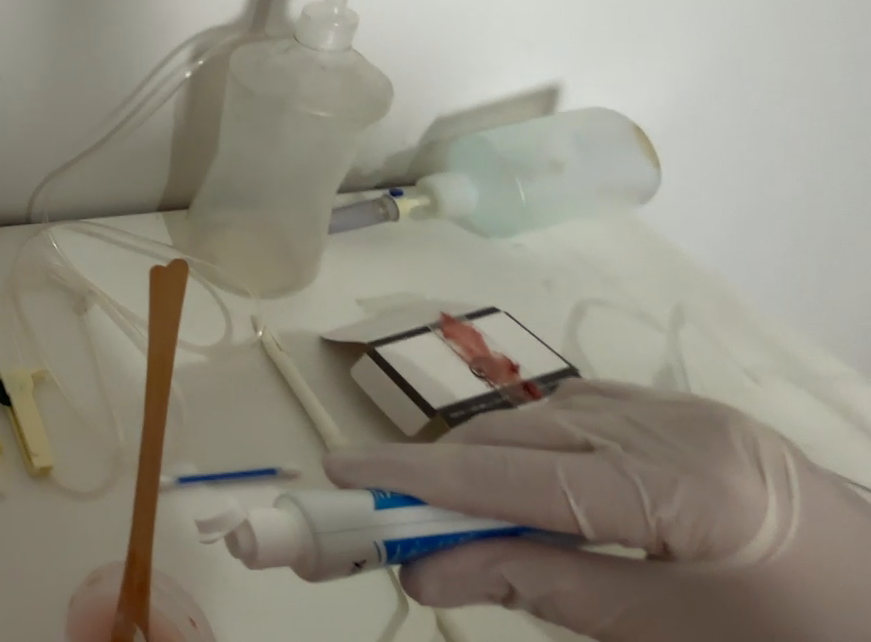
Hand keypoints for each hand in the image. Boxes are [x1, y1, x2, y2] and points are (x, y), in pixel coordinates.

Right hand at [324, 380, 870, 641]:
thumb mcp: (665, 636)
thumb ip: (535, 587)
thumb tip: (422, 569)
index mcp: (685, 490)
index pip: (513, 476)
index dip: (419, 475)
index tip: (342, 471)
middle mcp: (675, 427)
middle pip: (516, 436)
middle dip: (448, 475)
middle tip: (396, 518)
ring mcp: (683, 410)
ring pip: (538, 417)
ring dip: (492, 460)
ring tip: (469, 512)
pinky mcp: (687, 411)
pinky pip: (580, 412)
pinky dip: (538, 445)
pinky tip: (537, 482)